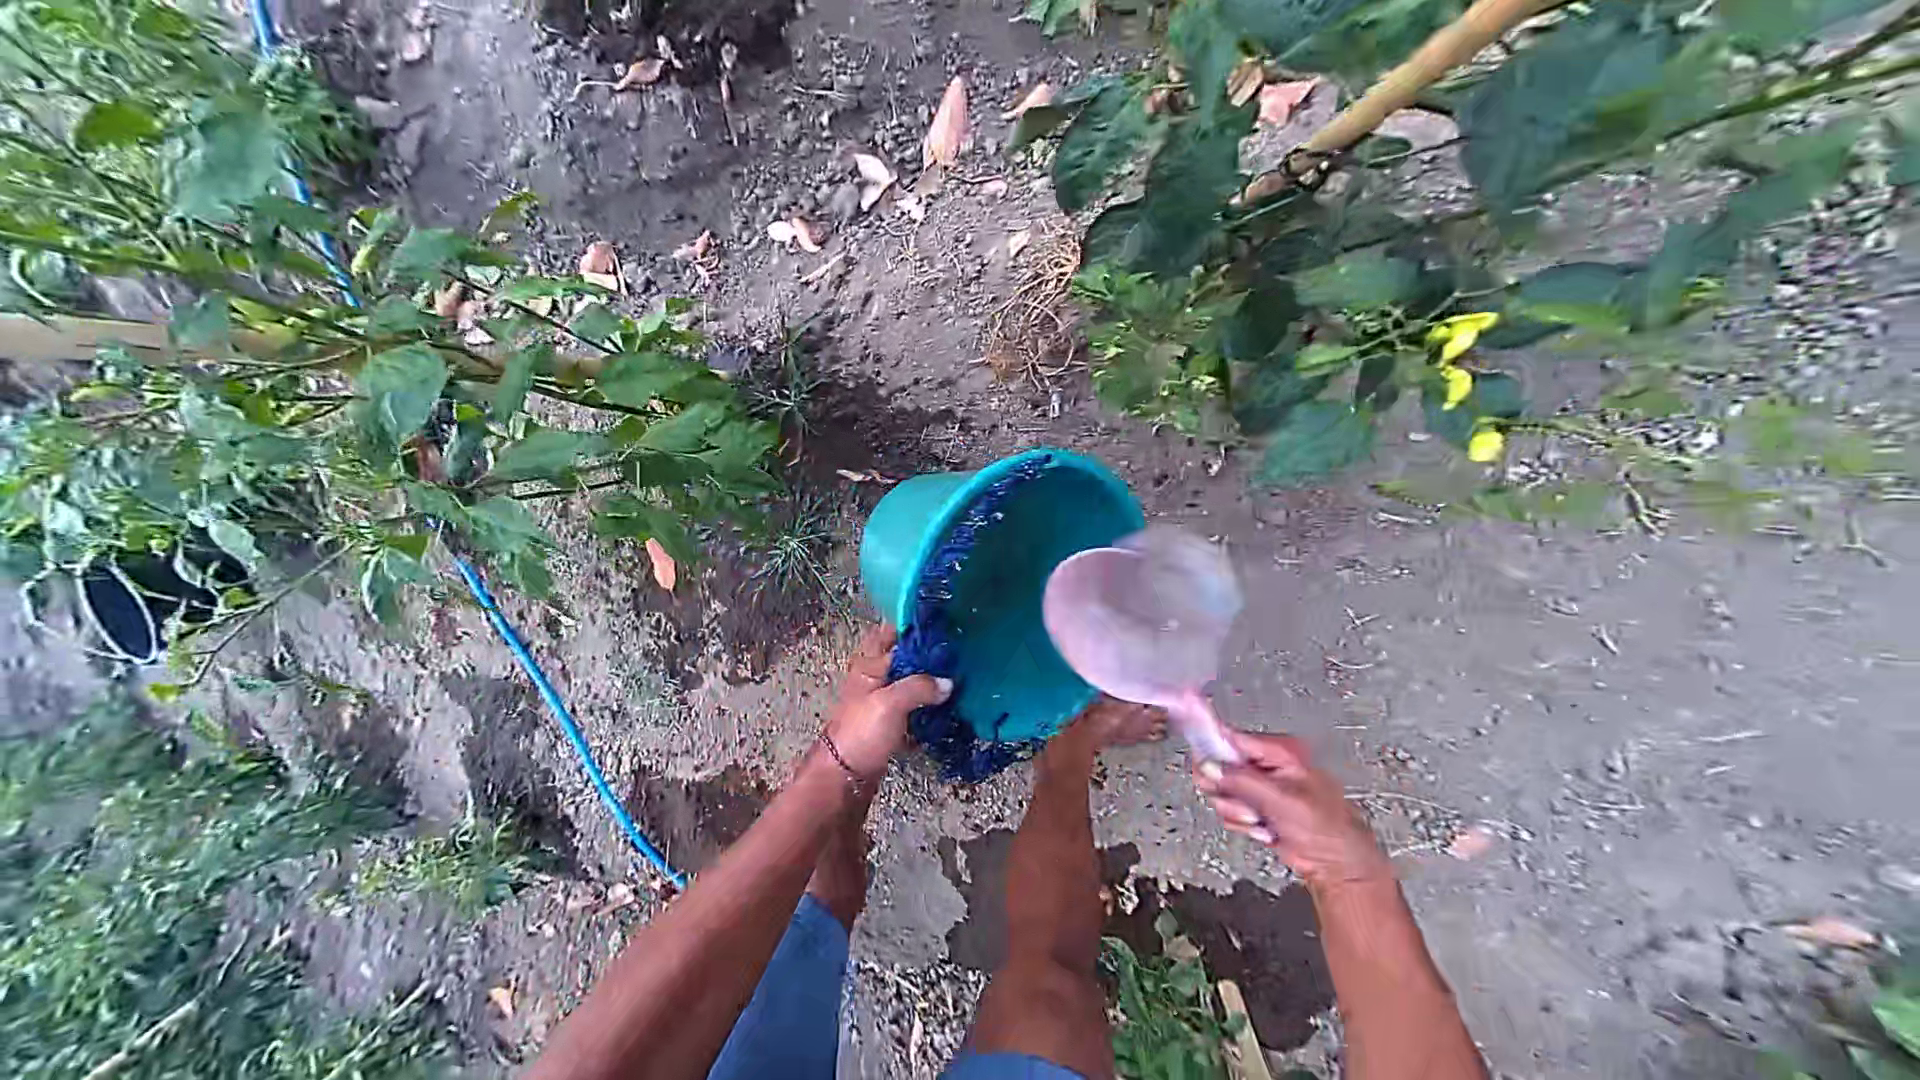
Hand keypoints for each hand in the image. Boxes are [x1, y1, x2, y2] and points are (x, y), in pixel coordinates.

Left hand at [823, 624, 952, 777]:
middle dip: (926, 653)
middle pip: (902, 657)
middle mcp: (874, 679)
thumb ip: (920, 686)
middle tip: (954, 651)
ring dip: (929, 680)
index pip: (891, 632)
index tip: (941, 622)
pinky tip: (946, 707)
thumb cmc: (861, 733)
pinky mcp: (889, 724)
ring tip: (957, 676)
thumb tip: (948, 683)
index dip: (913, 626)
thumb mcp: (891, 703)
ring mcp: (881, 702)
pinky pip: (913, 707)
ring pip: (909, 682)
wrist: (844, 778)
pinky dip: (928, 706)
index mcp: (869, 664)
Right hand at [1193, 730, 1391, 891]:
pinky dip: (1241, 822)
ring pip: (1220, 789)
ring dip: (1236, 811)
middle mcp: (1264, 764)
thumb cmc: (1327, 828)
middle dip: (1226, 788)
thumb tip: (1208, 766)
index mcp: (1277, 751)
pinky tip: (1263, 829)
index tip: (1187, 721)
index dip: (1208, 735)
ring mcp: (1257, 786)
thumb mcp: (1283, 800)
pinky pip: (1227, 808)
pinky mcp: (1252, 806)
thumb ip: (1242, 781)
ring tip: (1260, 821)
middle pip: (1218, 764)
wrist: (1339, 866)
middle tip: (1243, 805)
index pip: (1231, 736)